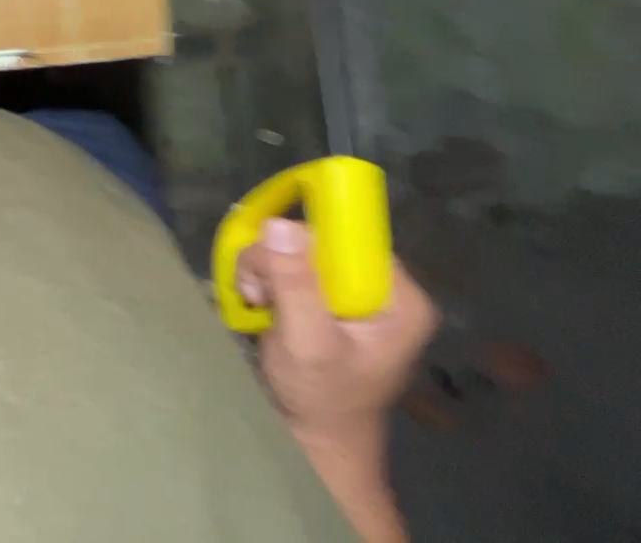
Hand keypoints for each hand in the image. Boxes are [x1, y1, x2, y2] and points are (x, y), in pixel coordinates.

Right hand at [237, 218, 438, 449]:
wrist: (315, 434)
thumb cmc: (321, 394)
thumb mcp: (306, 340)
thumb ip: (294, 284)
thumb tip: (278, 224)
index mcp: (400, 298)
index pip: (349, 238)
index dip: (304, 242)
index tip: (272, 268)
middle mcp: (383, 289)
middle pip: (319, 241)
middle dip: (276, 260)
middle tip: (259, 294)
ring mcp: (356, 294)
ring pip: (298, 250)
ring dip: (264, 269)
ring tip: (258, 301)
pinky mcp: (330, 298)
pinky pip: (292, 265)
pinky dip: (266, 278)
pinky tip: (261, 301)